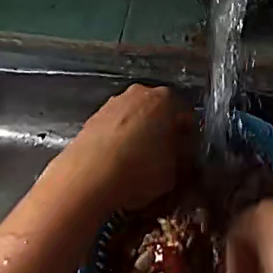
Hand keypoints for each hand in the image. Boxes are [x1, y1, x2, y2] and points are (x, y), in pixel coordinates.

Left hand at [54, 84, 192, 213]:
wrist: (86, 179)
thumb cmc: (138, 170)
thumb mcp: (173, 173)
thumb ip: (180, 160)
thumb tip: (180, 159)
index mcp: (166, 98)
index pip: (184, 115)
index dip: (186, 138)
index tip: (184, 155)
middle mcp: (139, 93)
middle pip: (156, 112)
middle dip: (159, 132)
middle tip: (160, 160)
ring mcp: (112, 104)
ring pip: (132, 119)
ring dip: (135, 137)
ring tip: (133, 167)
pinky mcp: (90, 120)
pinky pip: (111, 131)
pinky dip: (114, 144)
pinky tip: (113, 168)